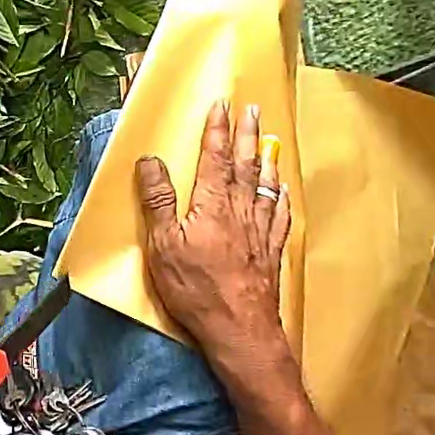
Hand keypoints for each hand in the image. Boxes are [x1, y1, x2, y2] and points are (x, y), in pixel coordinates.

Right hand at [136, 100, 299, 400]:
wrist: (239, 329)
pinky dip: (282, 198)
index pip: (214, 158)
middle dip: (246, 134)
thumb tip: (150, 162)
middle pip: (245, 165)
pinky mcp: (270, 252)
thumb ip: (158, 201)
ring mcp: (259, 231)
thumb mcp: (163, 244)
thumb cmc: (195, 287)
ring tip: (270, 139)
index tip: (220, 105)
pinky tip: (284, 190)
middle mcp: (240, 210)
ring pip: (266, 185)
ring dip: (266, 159)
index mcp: (212, 205)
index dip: (216, 130)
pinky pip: (279, 216)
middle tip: (251, 109)